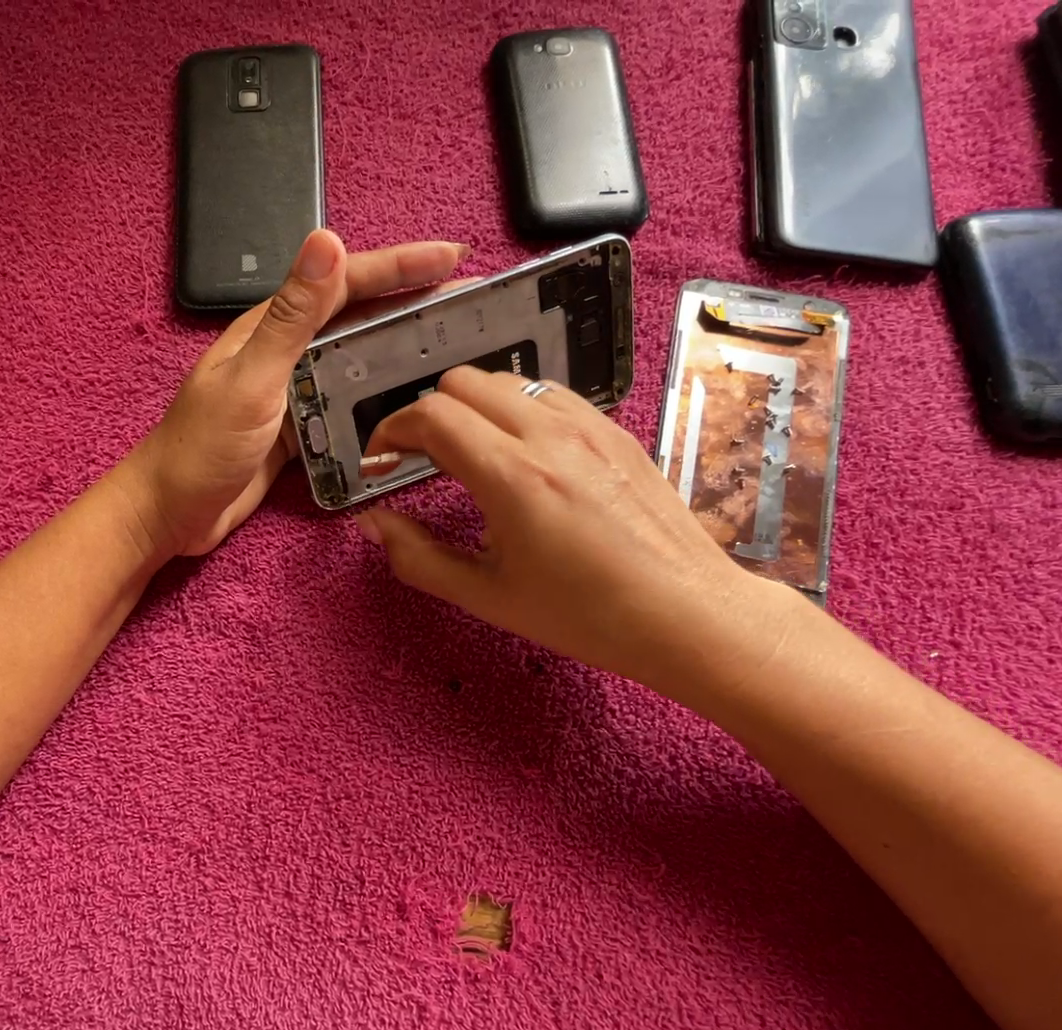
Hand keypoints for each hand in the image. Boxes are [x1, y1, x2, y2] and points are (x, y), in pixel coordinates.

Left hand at [121, 230, 469, 556]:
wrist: (169, 513)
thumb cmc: (200, 447)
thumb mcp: (251, 379)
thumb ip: (291, 317)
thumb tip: (326, 242)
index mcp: (270, 329)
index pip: (343, 282)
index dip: (398, 266)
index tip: (451, 257)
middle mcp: (282, 353)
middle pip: (356, 318)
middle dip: (409, 305)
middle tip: (467, 305)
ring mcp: (289, 393)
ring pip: (353, 361)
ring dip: (397, 351)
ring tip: (449, 350)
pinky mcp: (294, 430)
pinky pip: (343, 405)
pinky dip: (375, 399)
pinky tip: (406, 406)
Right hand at [354, 367, 800, 701]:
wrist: (690, 615)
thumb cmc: (587, 615)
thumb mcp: (487, 596)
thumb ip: (417, 557)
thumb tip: (372, 524)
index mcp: (513, 476)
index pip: (430, 416)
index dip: (389, 432)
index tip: (378, 462)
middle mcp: (549, 434)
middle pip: (460, 382)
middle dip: (424, 415)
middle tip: (415, 460)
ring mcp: (588, 426)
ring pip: (504, 381)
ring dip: (470, 408)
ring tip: (465, 456)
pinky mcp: (614, 431)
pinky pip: (547, 396)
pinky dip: (513, 411)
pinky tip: (518, 456)